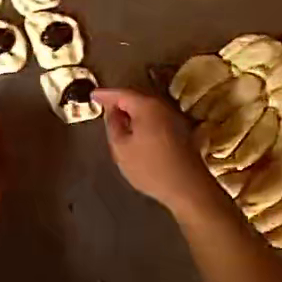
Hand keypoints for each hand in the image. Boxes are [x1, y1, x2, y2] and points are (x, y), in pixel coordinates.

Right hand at [93, 89, 226, 219]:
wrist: (188, 188)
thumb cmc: (151, 168)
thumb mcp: (121, 149)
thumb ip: (113, 126)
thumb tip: (112, 113)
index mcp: (147, 107)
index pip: (121, 93)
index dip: (105, 95)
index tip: (93, 95)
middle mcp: (163, 107)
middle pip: (137, 99)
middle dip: (120, 102)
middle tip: (104, 107)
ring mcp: (175, 119)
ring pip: (148, 110)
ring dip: (132, 113)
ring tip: (118, 122)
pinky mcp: (182, 132)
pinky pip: (156, 120)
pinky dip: (143, 122)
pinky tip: (137, 134)